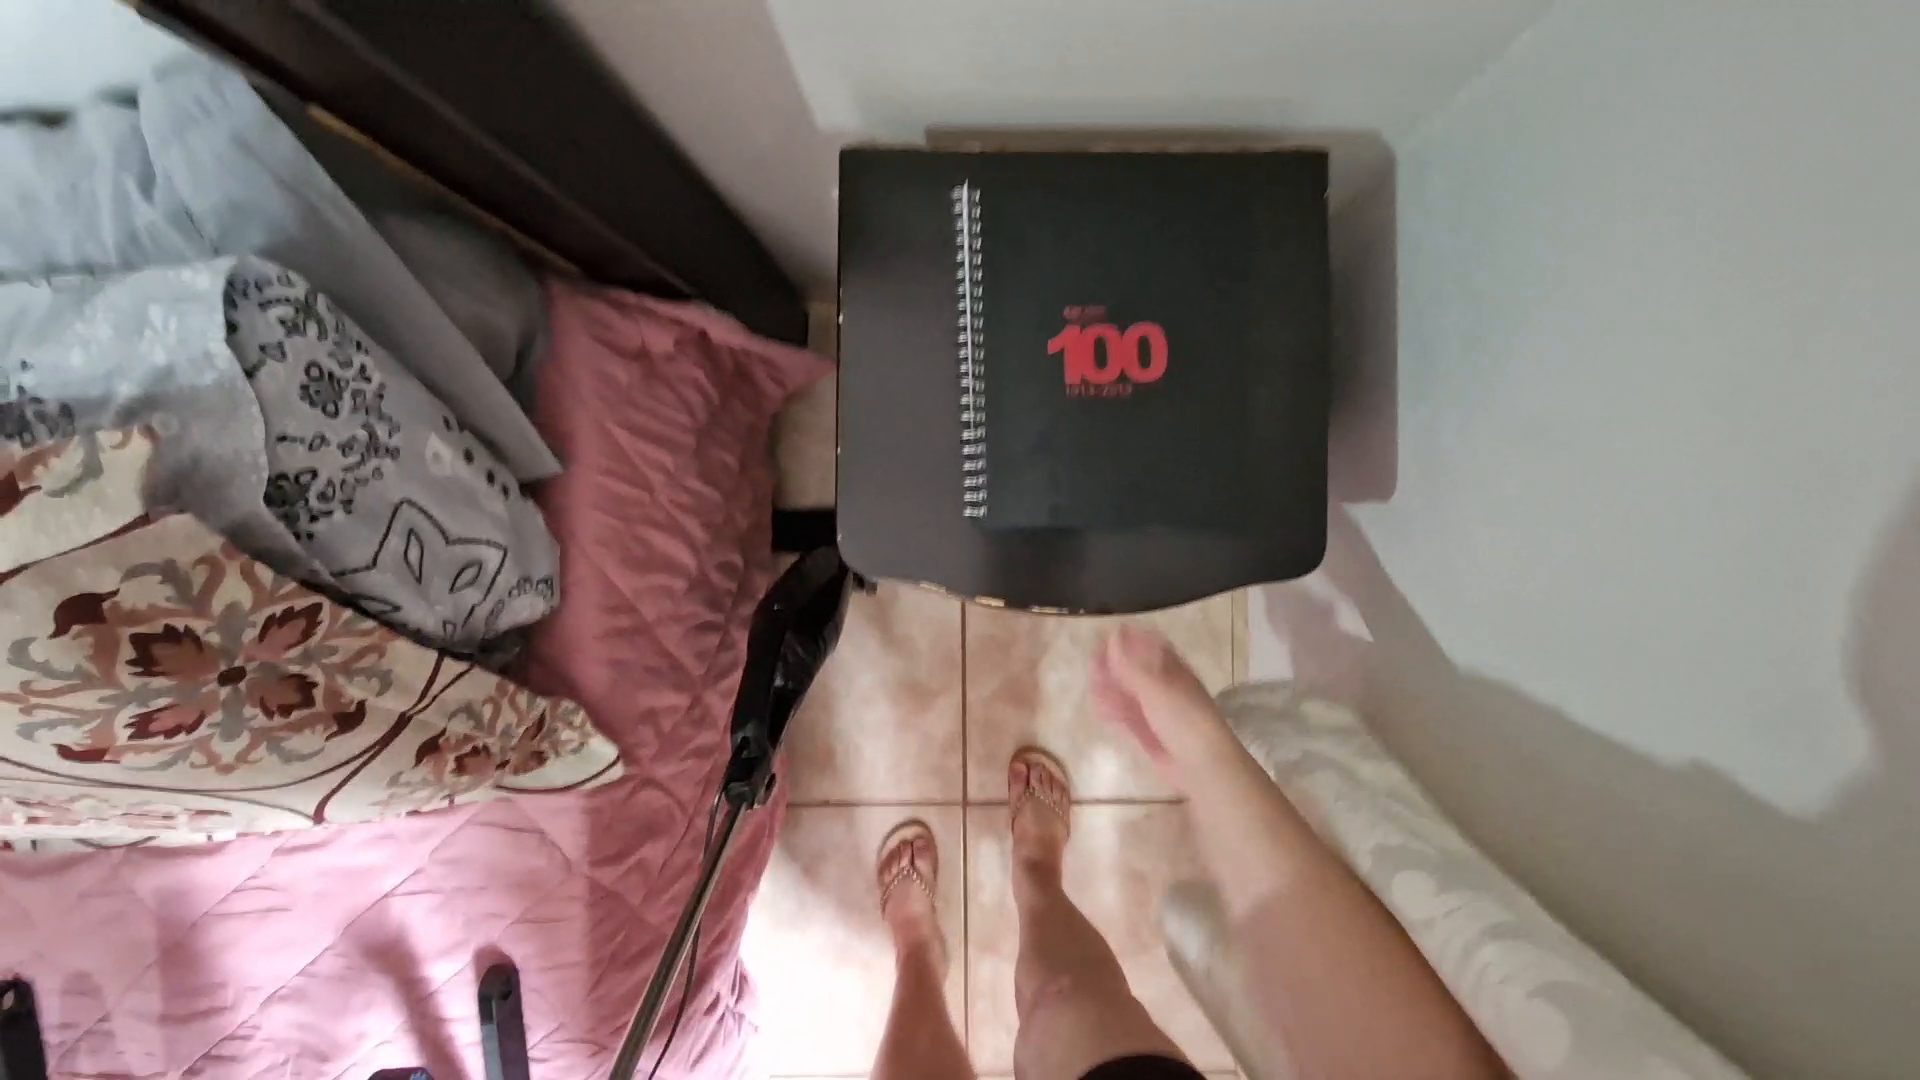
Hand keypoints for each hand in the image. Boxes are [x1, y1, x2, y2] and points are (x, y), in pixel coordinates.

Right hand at [1090, 626, 1232, 789]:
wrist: (1202, 766)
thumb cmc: (1184, 720)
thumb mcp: (1157, 688)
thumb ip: (1132, 665)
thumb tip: (1113, 634)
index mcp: (1174, 672)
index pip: (1150, 648)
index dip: (1129, 641)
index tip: (1107, 637)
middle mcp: (1165, 689)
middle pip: (1136, 672)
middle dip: (1114, 667)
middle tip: (1093, 664)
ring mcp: (1157, 712)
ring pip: (1130, 696)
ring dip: (1112, 690)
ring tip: (1094, 686)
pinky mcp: (1149, 734)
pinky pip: (1128, 718)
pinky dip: (1115, 712)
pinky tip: (1102, 708)